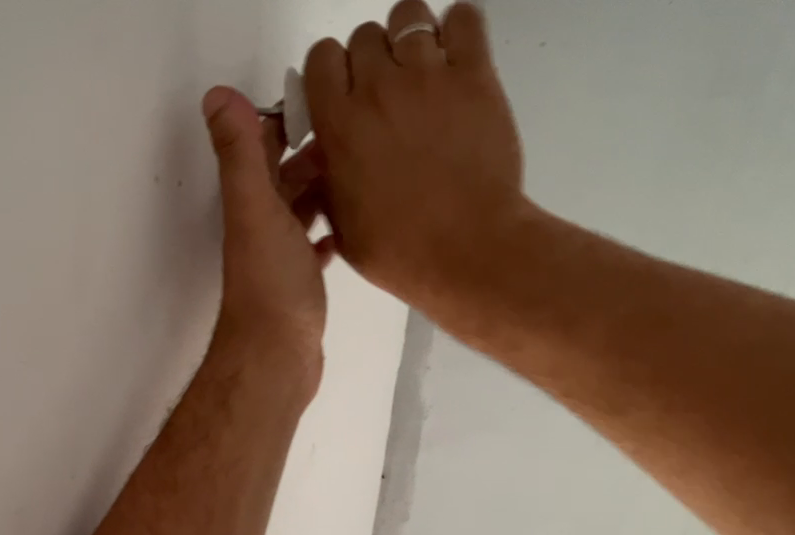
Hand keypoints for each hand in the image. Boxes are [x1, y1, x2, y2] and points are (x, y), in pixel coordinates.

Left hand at [201, 86, 331, 390]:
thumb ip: (241, 155)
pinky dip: (326, 235)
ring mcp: (279, 259)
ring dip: (322, 190)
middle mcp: (260, 228)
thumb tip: (217, 95)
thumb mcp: (255, 210)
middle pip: (284, 178)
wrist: (275, 359)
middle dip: (312, 152)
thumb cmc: (271, 285)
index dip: (283, 118)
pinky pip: (312, 250)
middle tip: (354, 134)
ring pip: (300, 211)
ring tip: (359, 173)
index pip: (261, 148)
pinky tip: (346, 231)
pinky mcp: (298, 287)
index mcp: (250, 205)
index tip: (323, 98)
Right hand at [303, 2, 526, 311]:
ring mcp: (427, 79)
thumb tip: (328, 164)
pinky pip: (465, 19)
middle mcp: (377, 91)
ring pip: (408, 17)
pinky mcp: (474, 78)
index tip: (341, 90)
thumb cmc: (404, 250)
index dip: (331, 72)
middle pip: (363, 36)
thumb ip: (329, 182)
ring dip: (410, 37)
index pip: (320, 59)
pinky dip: (458, 29)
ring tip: (421, 68)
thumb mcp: (343, 227)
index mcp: (338, 126)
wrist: (466, 251)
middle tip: (386, 90)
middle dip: (371, 59)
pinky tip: (457, 56)